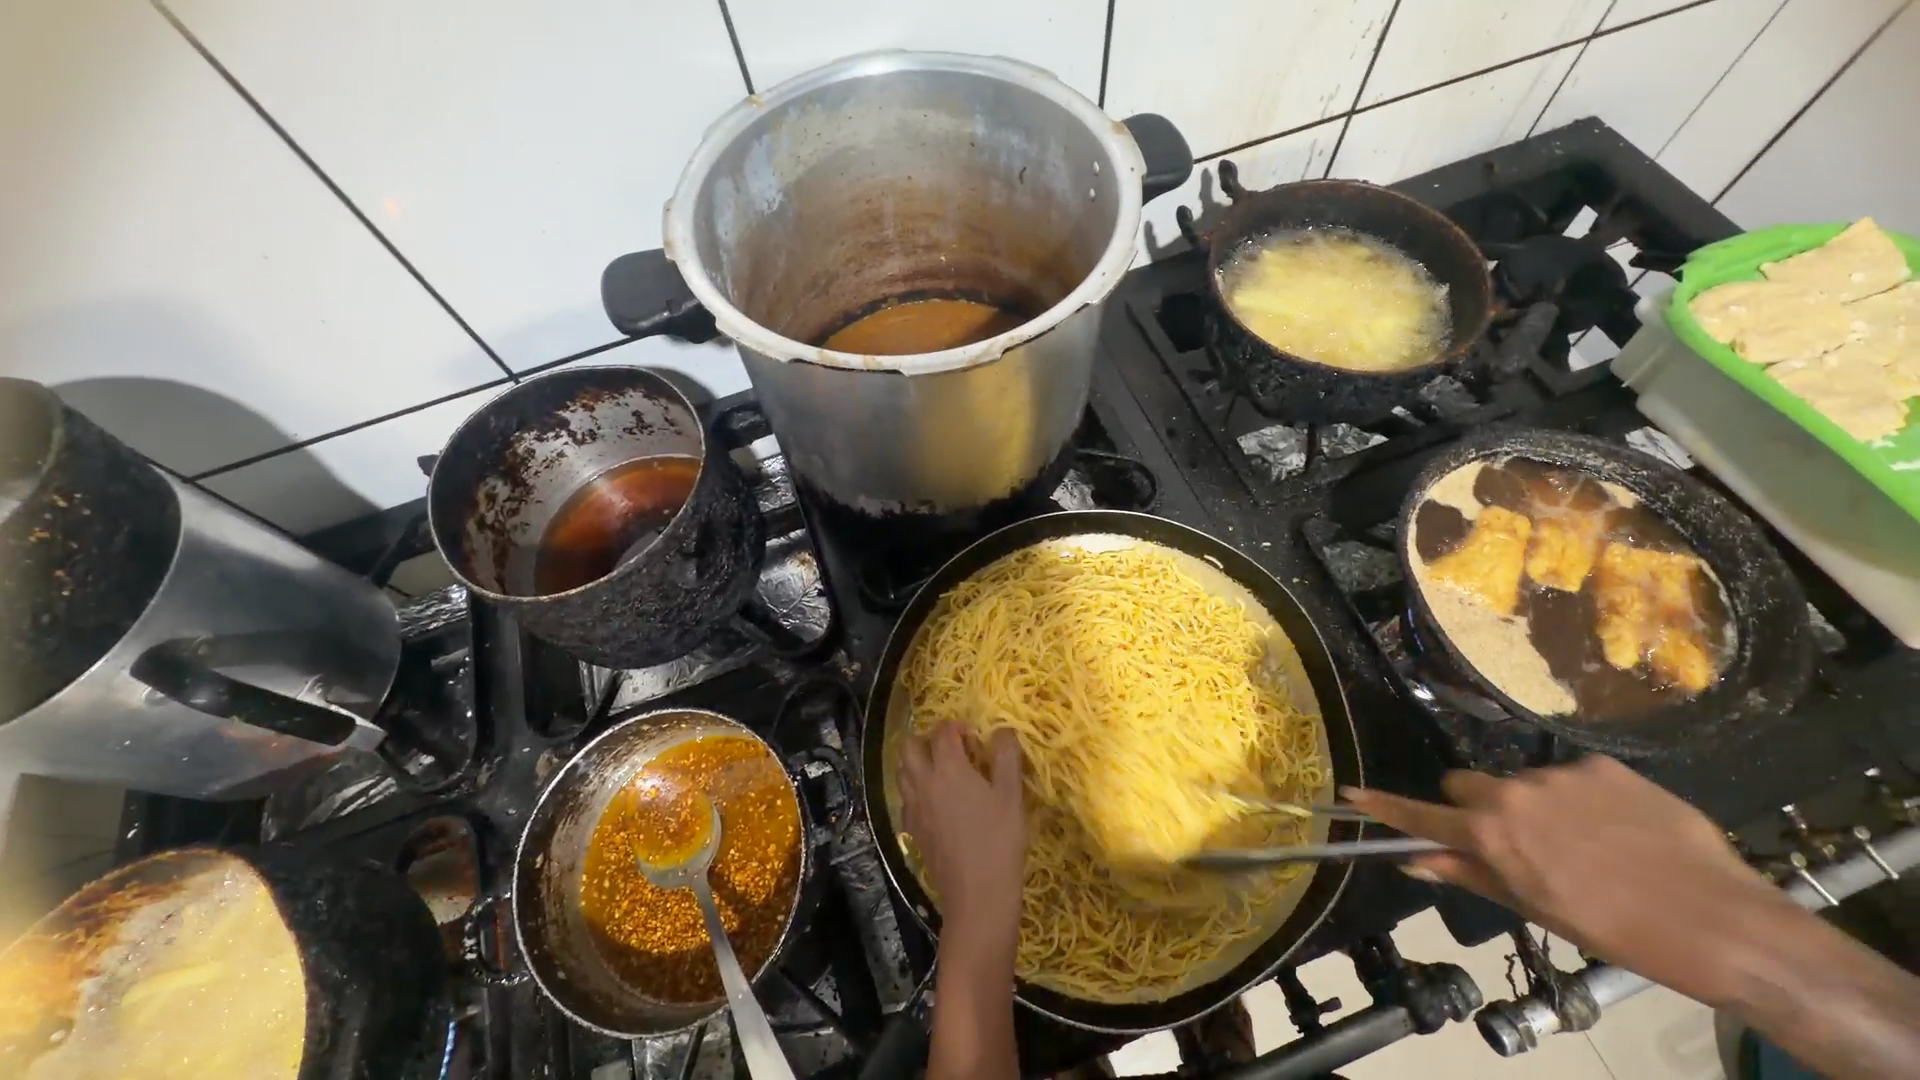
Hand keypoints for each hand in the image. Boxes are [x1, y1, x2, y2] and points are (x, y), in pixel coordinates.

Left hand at [897, 723, 1026, 946]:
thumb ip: (1006, 756)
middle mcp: (923, 782)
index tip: (974, 738)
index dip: (956, 727)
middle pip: (909, 746)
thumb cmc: (999, 840)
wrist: (977, 894)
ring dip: (918, 763)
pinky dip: (916, 791)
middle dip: (927, 740)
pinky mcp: (911, 830)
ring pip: (902, 771)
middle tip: (953, 751)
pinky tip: (936, 804)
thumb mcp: (1011, 795)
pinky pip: (905, 798)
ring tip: (943, 774)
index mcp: (948, 768)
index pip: (942, 732)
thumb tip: (1002, 731)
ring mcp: (912, 807)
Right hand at [1344, 756, 1795, 1007]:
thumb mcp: (1536, 909)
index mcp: (1493, 834)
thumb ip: (1470, 874)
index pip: (1421, 813)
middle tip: (1516, 845)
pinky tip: (1619, 829)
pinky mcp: (1603, 765)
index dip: (1384, 805)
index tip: (1351, 793)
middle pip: (1467, 785)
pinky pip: (1571, 776)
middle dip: (1477, 808)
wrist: (1726, 924)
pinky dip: (1582, 798)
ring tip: (1587, 845)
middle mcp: (1515, 793)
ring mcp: (1560, 774)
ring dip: (1535, 806)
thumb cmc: (1620, 931)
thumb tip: (1416, 859)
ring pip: (1522, 782)